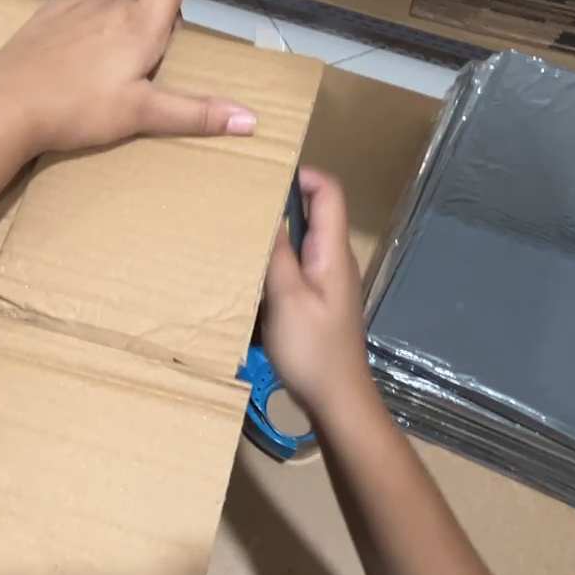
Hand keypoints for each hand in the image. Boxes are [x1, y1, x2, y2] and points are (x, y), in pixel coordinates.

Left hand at [0, 0, 256, 154]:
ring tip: (121, 55)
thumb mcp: (142, 115)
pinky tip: (87, 37)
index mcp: (141, 21)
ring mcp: (76, 3)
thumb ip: (195, 114)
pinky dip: (95, 10)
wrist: (8, 102)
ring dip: (129, 15)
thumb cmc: (80, 108)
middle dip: (162, 17)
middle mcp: (111, 1)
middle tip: (157, 61)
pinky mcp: (48, 13)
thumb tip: (251, 120)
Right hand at [262, 169, 373, 418]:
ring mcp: (326, 281)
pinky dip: (273, 264)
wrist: (337, 399)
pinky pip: (294, 268)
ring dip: (273, 236)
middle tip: (239, 205)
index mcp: (332, 252)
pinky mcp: (315, 301)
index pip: (328, 192)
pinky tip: (249, 275)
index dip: (301, 175)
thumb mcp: (287, 298)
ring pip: (300, 242)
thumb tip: (268, 212)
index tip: (262, 179)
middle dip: (278, 204)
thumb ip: (278, 253)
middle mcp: (333, 259)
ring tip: (238, 236)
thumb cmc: (313, 349)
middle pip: (312, 213)